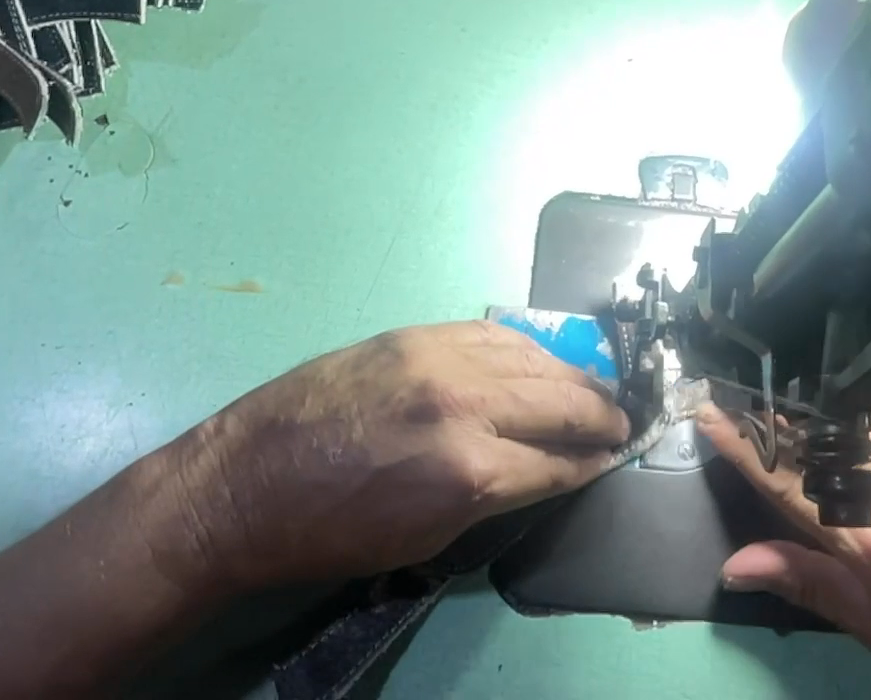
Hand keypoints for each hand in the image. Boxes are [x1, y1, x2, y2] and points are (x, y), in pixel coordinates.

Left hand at [144, 321, 629, 593]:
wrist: (245, 482)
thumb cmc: (332, 532)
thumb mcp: (426, 536)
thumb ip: (499, 494)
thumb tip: (549, 467)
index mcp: (469, 470)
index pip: (559, 461)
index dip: (594, 462)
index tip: (616, 457)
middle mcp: (466, 403)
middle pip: (560, 401)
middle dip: (601, 415)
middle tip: (625, 421)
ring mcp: (440, 359)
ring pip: (534, 357)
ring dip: (574, 373)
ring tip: (595, 387)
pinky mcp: (416, 335)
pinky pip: (493, 334)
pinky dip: (528, 348)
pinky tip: (542, 358)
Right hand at [697, 407, 870, 699]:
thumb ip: (808, 584)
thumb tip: (735, 566)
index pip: (785, 474)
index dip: (740, 439)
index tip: (706, 407)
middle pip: (813, 434)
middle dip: (769, 416)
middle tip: (737, 398)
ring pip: (856, 416)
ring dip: (815, 412)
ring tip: (788, 405)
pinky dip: (868, 414)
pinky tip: (859, 418)